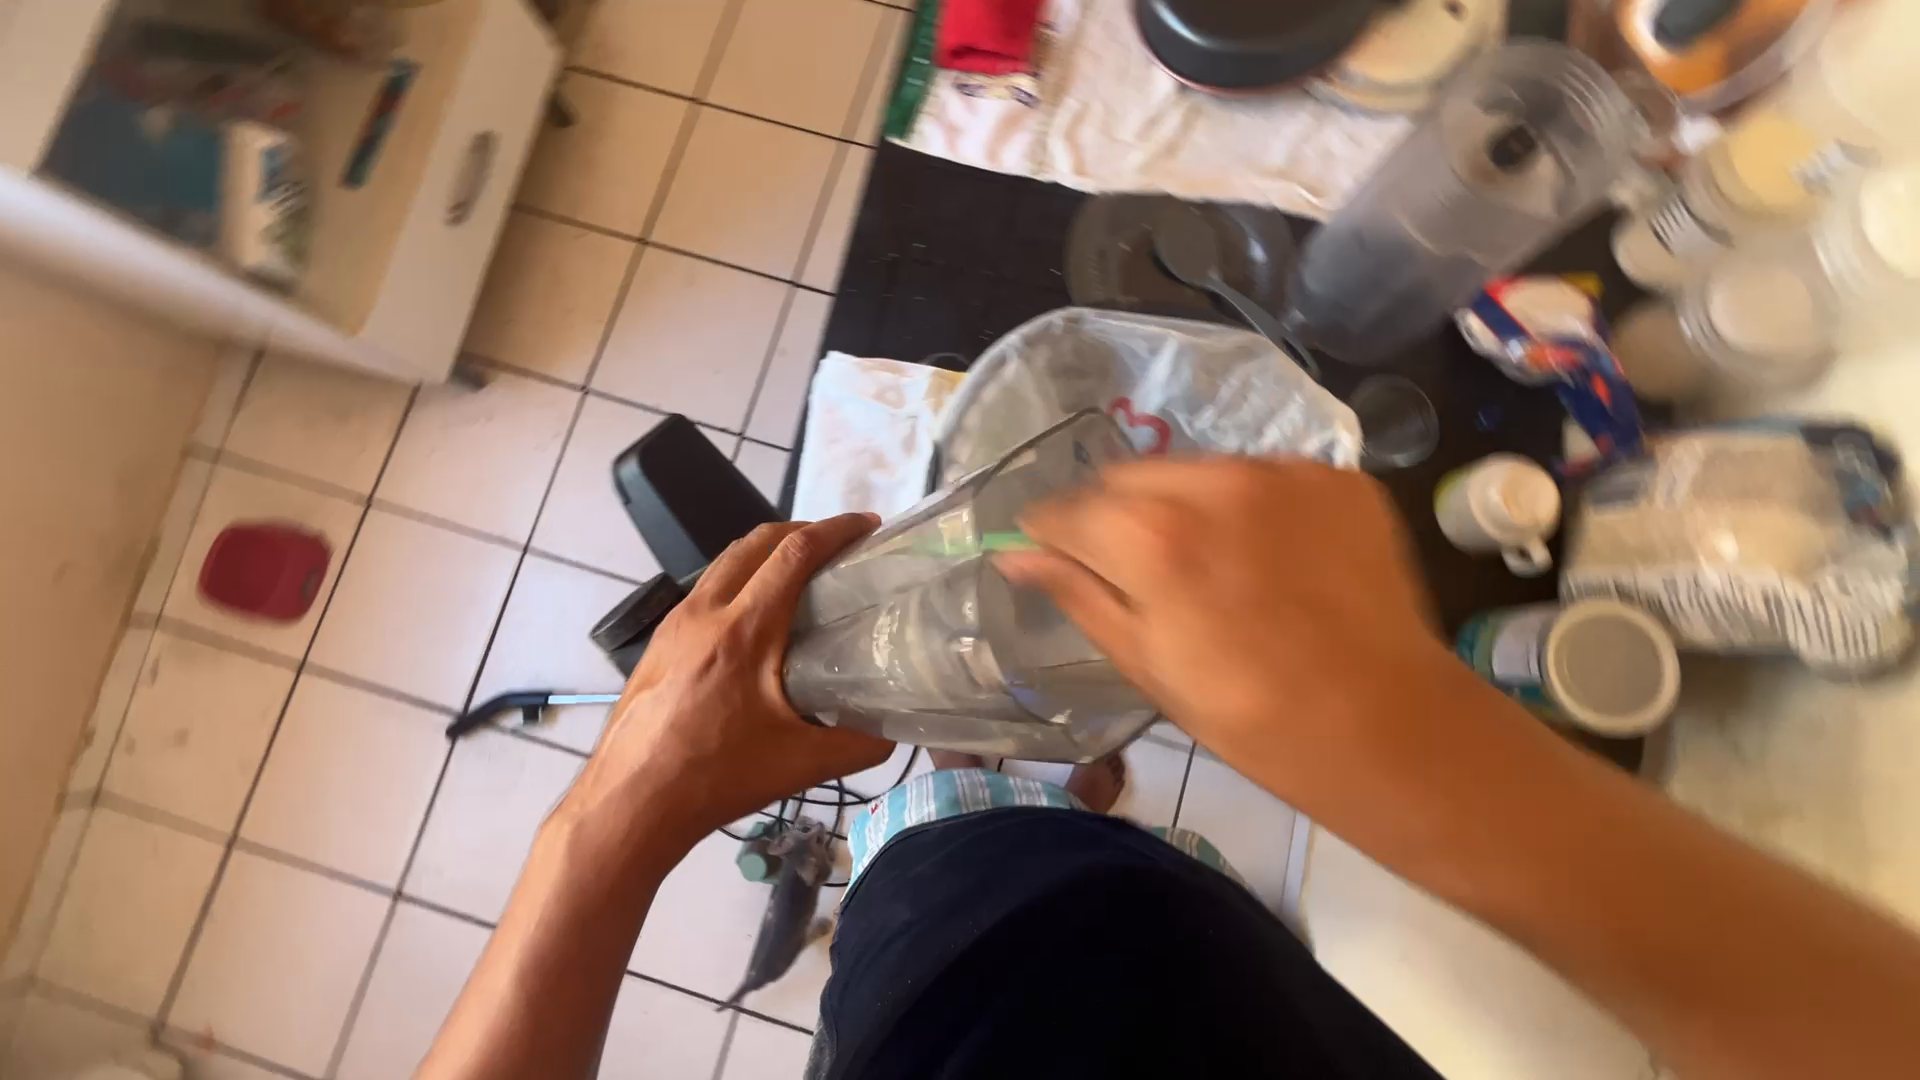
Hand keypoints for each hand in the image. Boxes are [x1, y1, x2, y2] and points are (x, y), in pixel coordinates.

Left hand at [560, 515, 893, 856]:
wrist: (627, 804)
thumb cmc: (714, 778)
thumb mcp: (799, 765)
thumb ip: (859, 744)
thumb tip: (896, 730)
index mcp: (744, 630)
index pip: (795, 553)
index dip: (836, 529)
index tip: (867, 524)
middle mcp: (706, 611)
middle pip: (757, 541)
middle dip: (802, 528)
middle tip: (838, 544)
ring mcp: (676, 623)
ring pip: (726, 561)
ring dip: (767, 550)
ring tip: (801, 571)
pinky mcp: (660, 641)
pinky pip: (707, 587)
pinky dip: (740, 577)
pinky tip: (754, 613)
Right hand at [998, 458, 1508, 818]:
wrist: (1386, 725)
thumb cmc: (1247, 714)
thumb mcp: (1144, 661)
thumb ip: (1076, 593)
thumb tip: (1013, 556)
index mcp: (1149, 537)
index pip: (1066, 509)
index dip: (1049, 532)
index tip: (1049, 550)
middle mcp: (1209, 482)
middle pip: (1125, 478)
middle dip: (1114, 516)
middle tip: (1136, 568)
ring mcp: (1279, 471)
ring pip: (1190, 469)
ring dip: (1178, 504)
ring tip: (1206, 561)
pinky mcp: (1332, 474)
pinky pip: (1256, 474)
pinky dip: (1243, 505)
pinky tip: (1265, 554)